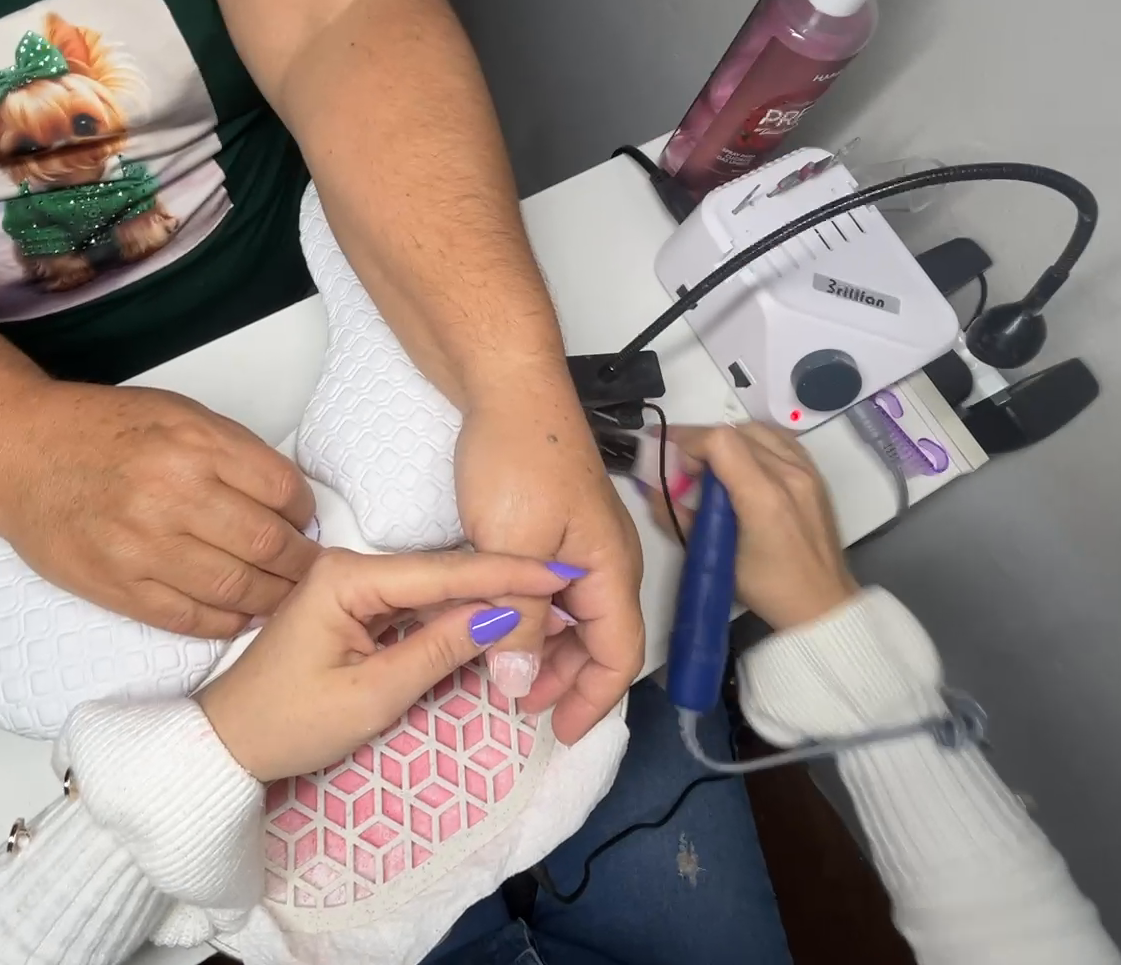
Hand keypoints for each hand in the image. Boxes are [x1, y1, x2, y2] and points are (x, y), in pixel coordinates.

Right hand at [0, 382, 320, 638]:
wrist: (22, 454)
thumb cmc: (106, 429)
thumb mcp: (181, 415)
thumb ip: (234, 453)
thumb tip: (287, 499)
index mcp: (196, 446)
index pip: (282, 490)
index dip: (305, 511)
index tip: (306, 521)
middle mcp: (173, 495)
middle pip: (267, 544)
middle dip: (300, 562)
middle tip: (308, 566)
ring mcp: (143, 546)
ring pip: (235, 588)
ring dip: (273, 598)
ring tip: (285, 594)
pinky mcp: (117, 586)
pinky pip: (188, 618)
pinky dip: (225, 624)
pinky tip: (242, 616)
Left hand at [195, 549, 573, 781]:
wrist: (230, 740)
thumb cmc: (292, 724)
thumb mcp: (372, 695)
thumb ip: (438, 650)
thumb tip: (501, 617)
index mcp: (350, 577)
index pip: (442, 571)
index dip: (505, 572)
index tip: (559, 571)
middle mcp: (354, 565)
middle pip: (441, 573)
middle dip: (502, 584)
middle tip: (564, 592)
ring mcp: (355, 582)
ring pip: (433, 588)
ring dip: (482, 599)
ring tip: (541, 604)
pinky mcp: (358, 602)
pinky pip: (416, 603)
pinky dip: (453, 614)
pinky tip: (490, 617)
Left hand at [454, 383, 643, 744]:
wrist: (508, 387)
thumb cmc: (517, 463)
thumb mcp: (512, 546)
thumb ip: (519, 617)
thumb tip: (520, 684)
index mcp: (610, 569)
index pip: (619, 654)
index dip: (592, 700)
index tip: (556, 732)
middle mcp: (604, 560)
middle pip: (599, 638)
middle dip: (565, 678)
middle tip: (519, 703)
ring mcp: (579, 540)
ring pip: (573, 614)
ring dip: (546, 648)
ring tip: (506, 670)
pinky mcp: (552, 525)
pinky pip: (551, 587)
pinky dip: (532, 614)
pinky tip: (501, 622)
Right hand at [660, 425, 858, 629]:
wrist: (822, 604)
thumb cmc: (767, 587)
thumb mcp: (714, 557)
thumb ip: (677, 519)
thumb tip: (651, 490)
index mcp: (763, 496)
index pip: (719, 441)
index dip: (688, 441)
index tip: (671, 458)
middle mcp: (789, 474)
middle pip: (735, 431)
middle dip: (702, 443)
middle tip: (687, 469)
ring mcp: (806, 472)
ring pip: (757, 430)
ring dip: (728, 440)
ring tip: (714, 466)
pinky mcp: (815, 475)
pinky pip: (779, 439)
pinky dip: (753, 443)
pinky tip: (743, 465)